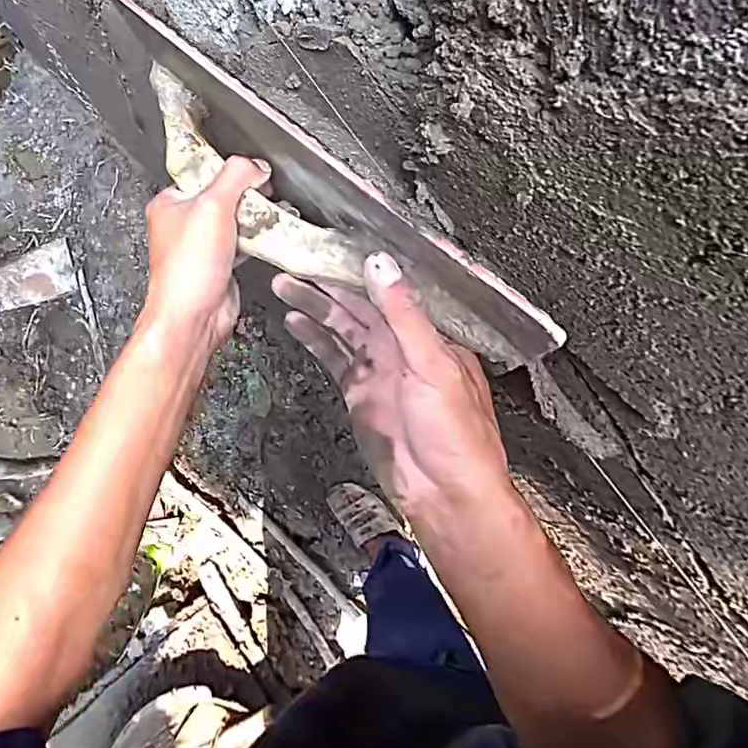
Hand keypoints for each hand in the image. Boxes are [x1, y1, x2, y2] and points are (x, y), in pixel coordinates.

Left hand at [141, 156, 270, 349]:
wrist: (193, 318)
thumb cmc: (187, 271)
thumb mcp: (213, 206)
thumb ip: (236, 176)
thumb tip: (255, 165)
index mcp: (170, 202)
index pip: (204, 171)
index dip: (230, 169)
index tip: (251, 171)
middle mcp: (184, 222)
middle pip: (224, 194)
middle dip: (248, 195)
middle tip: (263, 196)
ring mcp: (202, 244)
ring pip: (236, 218)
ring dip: (255, 218)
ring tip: (269, 216)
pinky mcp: (221, 263)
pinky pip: (244, 242)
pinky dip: (258, 239)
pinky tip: (267, 238)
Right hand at [273, 253, 507, 511]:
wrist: (446, 496)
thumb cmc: (459, 440)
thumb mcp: (434, 365)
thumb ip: (405, 314)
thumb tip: (383, 268)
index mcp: (428, 335)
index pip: (388, 290)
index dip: (358, 269)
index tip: (330, 251)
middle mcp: (402, 348)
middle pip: (358, 305)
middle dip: (327, 285)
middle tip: (296, 266)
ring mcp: (379, 371)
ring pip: (342, 328)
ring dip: (315, 307)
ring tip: (287, 287)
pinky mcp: (360, 394)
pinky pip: (333, 357)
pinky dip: (314, 338)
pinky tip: (298, 323)